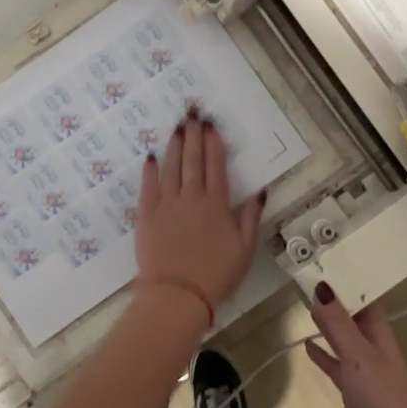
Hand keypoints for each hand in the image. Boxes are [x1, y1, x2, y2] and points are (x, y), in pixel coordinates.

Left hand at [135, 108, 265, 323]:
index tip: (211, 125)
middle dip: (194, 135)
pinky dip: (150, 170)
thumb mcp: (245, 249)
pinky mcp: (146, 215)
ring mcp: (166, 204)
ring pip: (171, 167)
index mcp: (217, 204)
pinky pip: (148, 186)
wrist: (178, 294)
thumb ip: (250, 217)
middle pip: (193, 160)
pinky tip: (152, 156)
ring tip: (176, 126)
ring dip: (174, 145)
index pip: (216, 165)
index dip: (214, 143)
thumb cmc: (216, 275)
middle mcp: (192, 197)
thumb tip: (260, 190)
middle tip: (192, 112)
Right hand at [306, 291, 406, 407]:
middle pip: (352, 318)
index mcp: (380, 335)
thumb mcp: (358, 355)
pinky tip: (307, 345)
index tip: (326, 264)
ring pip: (342, 340)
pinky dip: (322, 354)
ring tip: (306, 306)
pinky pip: (334, 364)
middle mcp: (373, 347)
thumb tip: (321, 288)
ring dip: (327, 325)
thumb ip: (338, 324)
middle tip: (308, 280)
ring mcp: (362, 369)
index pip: (365, 300)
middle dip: (335, 301)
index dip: (348, 283)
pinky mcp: (351, 389)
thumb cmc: (381, 395)